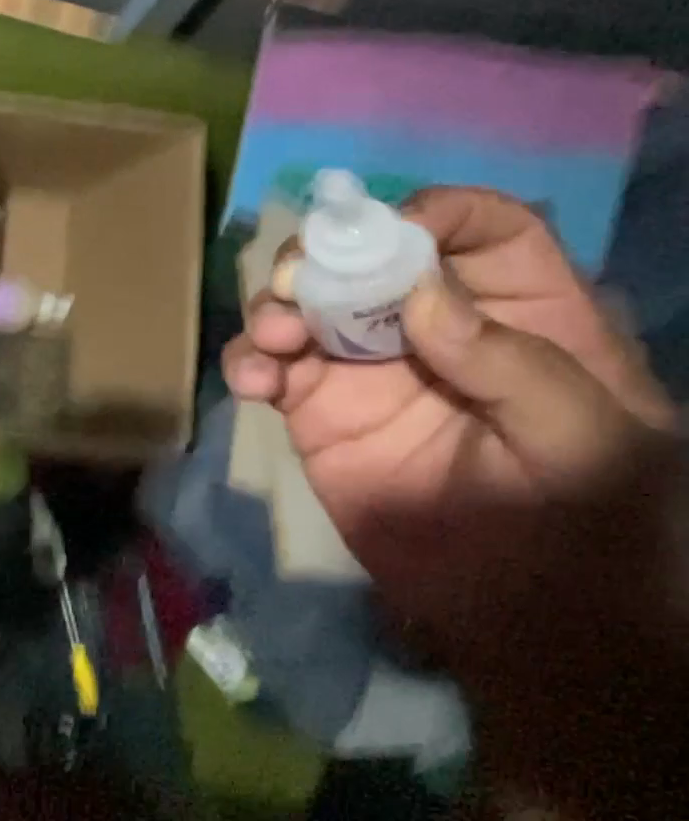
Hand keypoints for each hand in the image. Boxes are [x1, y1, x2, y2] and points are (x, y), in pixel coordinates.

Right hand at [223, 187, 680, 667]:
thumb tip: (419, 294)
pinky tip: (254, 383)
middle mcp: (433, 330)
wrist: (514, 621)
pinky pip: (266, 365)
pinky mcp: (311, 409)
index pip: (484, 232)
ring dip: (274, 308)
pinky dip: (248, 362)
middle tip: (296, 286)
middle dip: (324, 258)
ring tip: (274, 342)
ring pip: (304, 304)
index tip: (381, 236)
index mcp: (524, 320)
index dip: (434, 215)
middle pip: (370, 257)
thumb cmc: (584, 528)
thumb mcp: (588, 445)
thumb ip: (516, 363)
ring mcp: (364, 368)